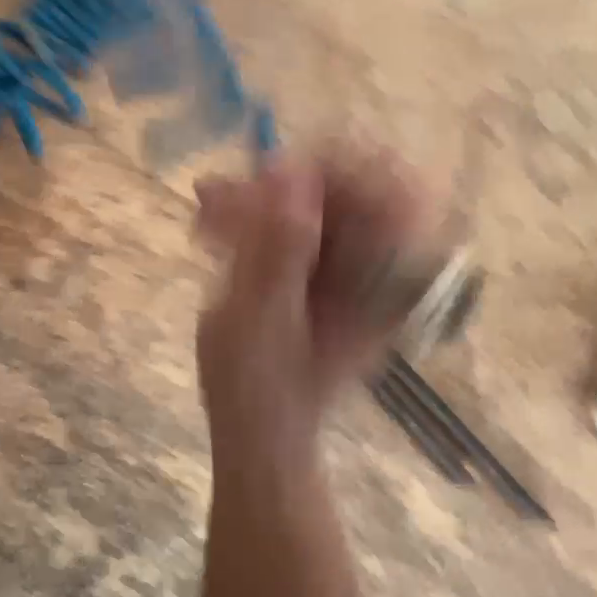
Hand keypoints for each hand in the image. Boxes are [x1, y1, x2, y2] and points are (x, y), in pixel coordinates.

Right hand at [194, 148, 431, 460]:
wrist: (257, 430)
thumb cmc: (260, 380)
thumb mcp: (261, 311)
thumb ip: (278, 243)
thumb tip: (287, 172)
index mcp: (384, 278)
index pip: (393, 193)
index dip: (339, 166)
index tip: (273, 167)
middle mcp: (377, 269)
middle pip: (346, 194)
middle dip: (280, 185)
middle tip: (220, 195)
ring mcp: (345, 274)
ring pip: (310, 208)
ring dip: (254, 201)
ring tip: (203, 215)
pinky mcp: (313, 279)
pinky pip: (289, 230)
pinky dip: (249, 222)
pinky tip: (210, 232)